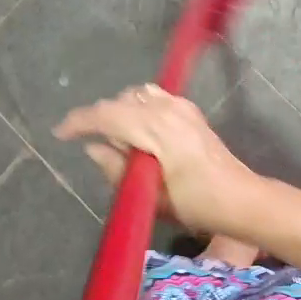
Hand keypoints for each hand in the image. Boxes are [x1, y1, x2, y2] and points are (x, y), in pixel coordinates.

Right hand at [53, 84, 256, 235]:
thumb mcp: (150, 195)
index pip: (107, 115)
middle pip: (119, 102)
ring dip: (119, 111)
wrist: (240, 198)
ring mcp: (180, 106)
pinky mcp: (189, 110)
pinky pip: (152, 98)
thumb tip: (94, 149)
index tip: (60, 133)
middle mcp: (166, 108)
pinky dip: (136, 109)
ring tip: (113, 140)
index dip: (79, 122)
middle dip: (98, 118)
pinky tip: (137, 134)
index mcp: (155, 127)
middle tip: (86, 142)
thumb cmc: (195, 203)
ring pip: (136, 96)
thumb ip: (117, 169)